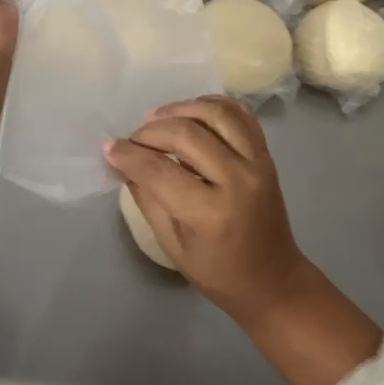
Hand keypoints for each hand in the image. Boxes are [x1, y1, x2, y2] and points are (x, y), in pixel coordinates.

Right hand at [106, 96, 383, 384]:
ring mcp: (257, 163)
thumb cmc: (219, 273)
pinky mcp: (266, 155)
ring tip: (158, 118)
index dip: (130, 156)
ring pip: (217, 114)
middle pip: (187, 134)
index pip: (160, 171)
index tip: (110, 148)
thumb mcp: (173, 246)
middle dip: (151, 131)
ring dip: (182, 108)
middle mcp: (237, 180)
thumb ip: (148, 200)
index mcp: (211, 213)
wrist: (273, 279)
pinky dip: (215, 104)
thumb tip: (124, 164)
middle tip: (133, 139)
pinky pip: (241, 115)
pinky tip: (193, 112)